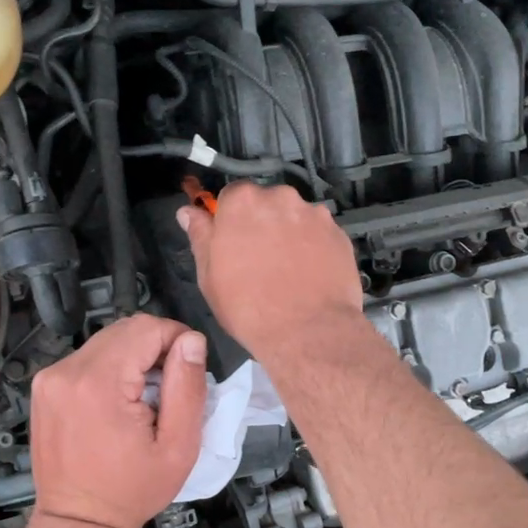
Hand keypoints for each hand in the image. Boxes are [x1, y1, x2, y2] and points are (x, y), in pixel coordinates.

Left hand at [29, 314, 208, 527]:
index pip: (146, 327)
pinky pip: (87, 360)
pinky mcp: (43, 387)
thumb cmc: (133, 490)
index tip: (189, 369)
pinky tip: (119, 403)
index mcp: (99, 382)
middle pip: (124, 330)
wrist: (79, 522)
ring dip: (132, 358)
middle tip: (169, 387)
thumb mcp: (178, 446)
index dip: (176, 339)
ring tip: (145, 399)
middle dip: (154, 348)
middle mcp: (67, 370)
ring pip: (106, 342)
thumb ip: (187, 388)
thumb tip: (192, 341)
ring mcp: (49, 378)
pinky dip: (109, 370)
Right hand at [177, 182, 363, 364]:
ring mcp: (314, 214)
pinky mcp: (339, 234)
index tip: (232, 242)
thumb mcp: (209, 276)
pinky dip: (314, 247)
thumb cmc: (248, 307)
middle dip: (262, 223)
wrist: (307, 331)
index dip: (230, 219)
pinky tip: (309, 275)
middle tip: (259, 260)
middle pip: (267, 203)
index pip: (232, 195)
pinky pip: (320, 234)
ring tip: (288, 271)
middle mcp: (281, 197)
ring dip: (289, 234)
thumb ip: (200, 236)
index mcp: (243, 202)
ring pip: (295, 218)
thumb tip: (188, 212)